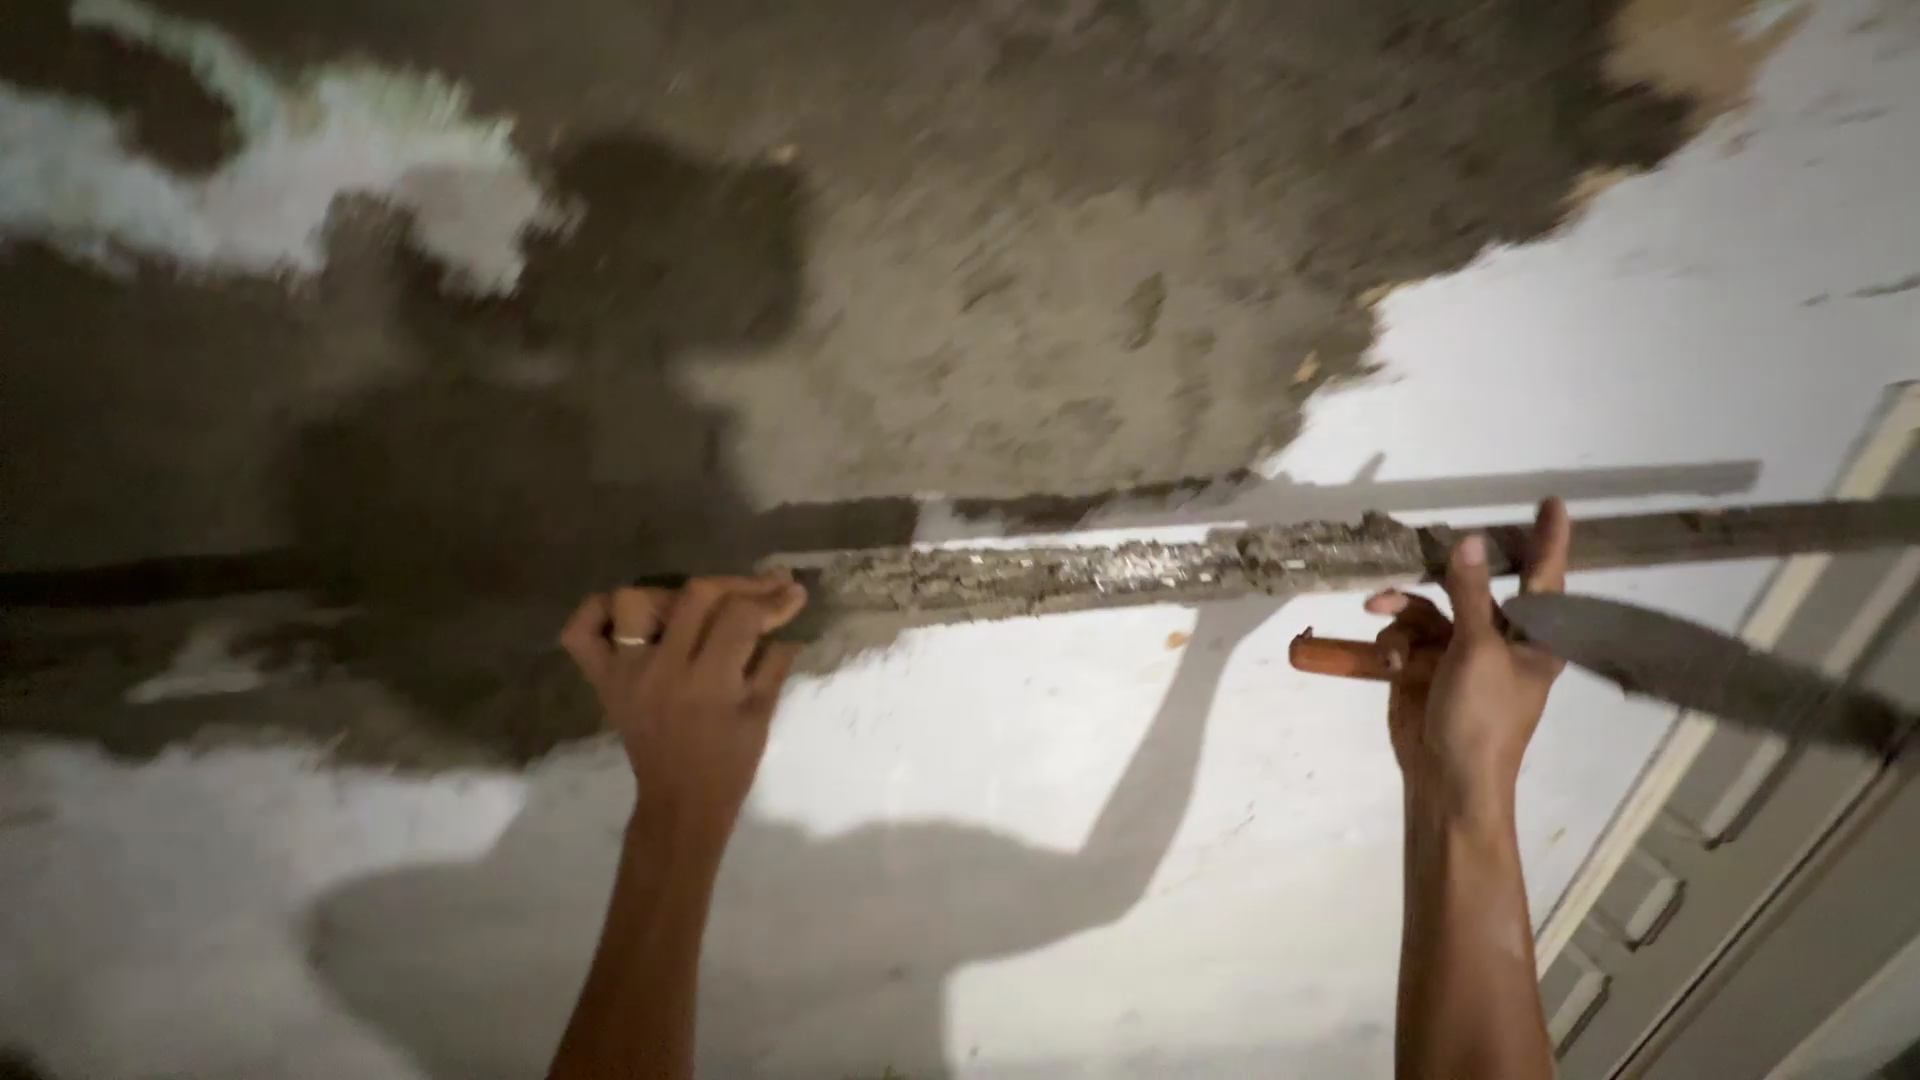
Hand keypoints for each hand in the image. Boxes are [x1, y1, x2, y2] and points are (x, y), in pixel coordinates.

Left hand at [560, 571, 807, 830]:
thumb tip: (789, 611)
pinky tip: (635, 615)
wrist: (681, 802)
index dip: (773, 599)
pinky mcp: (604, 681)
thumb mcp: (763, 712)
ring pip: (636, 601)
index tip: (794, 592)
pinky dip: (600, 613)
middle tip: (761, 589)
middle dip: (739, 585)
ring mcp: (626, 673)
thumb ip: (775, 659)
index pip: (741, 617)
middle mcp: (663, 670)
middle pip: (697, 595)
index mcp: (710, 683)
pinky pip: (581, 634)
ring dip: (675, 594)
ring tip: (700, 607)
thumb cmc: (730, 763)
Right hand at [1364, 498, 1571, 810]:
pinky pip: (1404, 634)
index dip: (1548, 539)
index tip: (1551, 503)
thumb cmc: (1481, 716)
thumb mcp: (1477, 649)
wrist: (1445, 773)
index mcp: (1533, 637)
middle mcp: (1498, 638)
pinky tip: (1389, 659)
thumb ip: (1471, 593)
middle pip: (1472, 587)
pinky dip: (1393, 641)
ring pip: (1426, 608)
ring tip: (1377, 609)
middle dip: (1443, 574)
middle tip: (1429, 544)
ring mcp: (1457, 652)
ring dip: (1401, 609)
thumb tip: (1470, 541)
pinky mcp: (1423, 666)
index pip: (1545, 577)